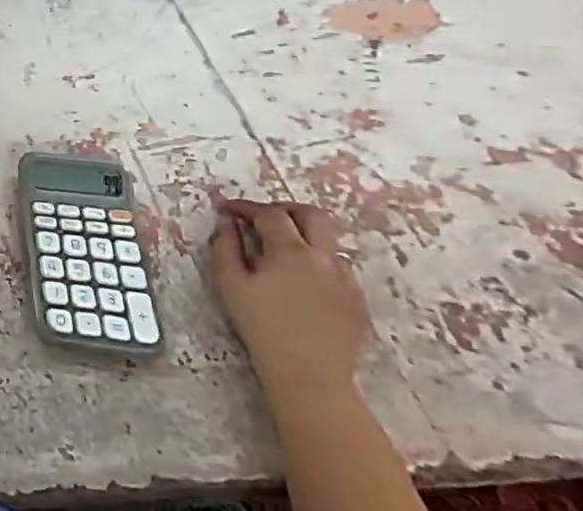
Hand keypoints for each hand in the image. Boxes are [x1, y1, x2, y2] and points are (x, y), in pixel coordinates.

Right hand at [210, 200, 369, 395]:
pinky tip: (301, 280)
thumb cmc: (262, 327)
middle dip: (284, 209)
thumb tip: (227, 222)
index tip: (227, 210)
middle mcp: (325, 259)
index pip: (269, 213)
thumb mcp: (230, 283)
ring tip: (280, 251)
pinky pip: (338, 268)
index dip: (245, 207)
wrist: (309, 376)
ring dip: (303, 237)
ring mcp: (347, 280)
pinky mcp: (357, 301)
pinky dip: (317, 262)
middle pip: (312, 215)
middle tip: (261, 217)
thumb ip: (225, 246)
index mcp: (292, 252)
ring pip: (327, 242)